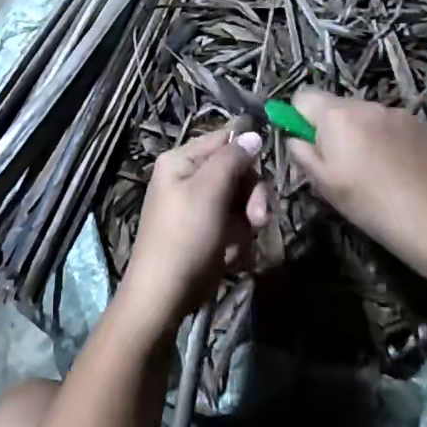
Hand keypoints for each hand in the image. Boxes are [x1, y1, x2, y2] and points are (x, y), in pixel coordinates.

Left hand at [119, 128, 268, 329]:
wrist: (165, 293)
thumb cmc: (184, 236)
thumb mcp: (208, 191)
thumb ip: (232, 159)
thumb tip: (252, 133)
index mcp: (181, 161)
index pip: (224, 140)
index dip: (247, 155)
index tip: (262, 172)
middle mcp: (188, 178)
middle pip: (237, 172)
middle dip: (251, 196)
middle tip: (257, 219)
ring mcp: (198, 207)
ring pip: (241, 201)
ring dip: (247, 223)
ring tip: (239, 243)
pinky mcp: (207, 232)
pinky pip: (235, 225)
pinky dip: (238, 240)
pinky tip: (231, 256)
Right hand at [286, 87, 426, 262]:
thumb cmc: (368, 202)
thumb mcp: (322, 183)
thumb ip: (301, 152)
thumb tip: (296, 138)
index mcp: (337, 116)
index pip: (303, 96)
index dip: (299, 116)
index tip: (306, 141)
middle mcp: (368, 105)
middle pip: (338, 106)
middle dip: (333, 127)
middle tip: (341, 163)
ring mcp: (400, 114)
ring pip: (368, 117)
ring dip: (362, 133)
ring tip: (374, 169)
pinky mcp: (425, 126)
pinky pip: (394, 126)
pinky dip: (389, 140)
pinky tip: (399, 169)